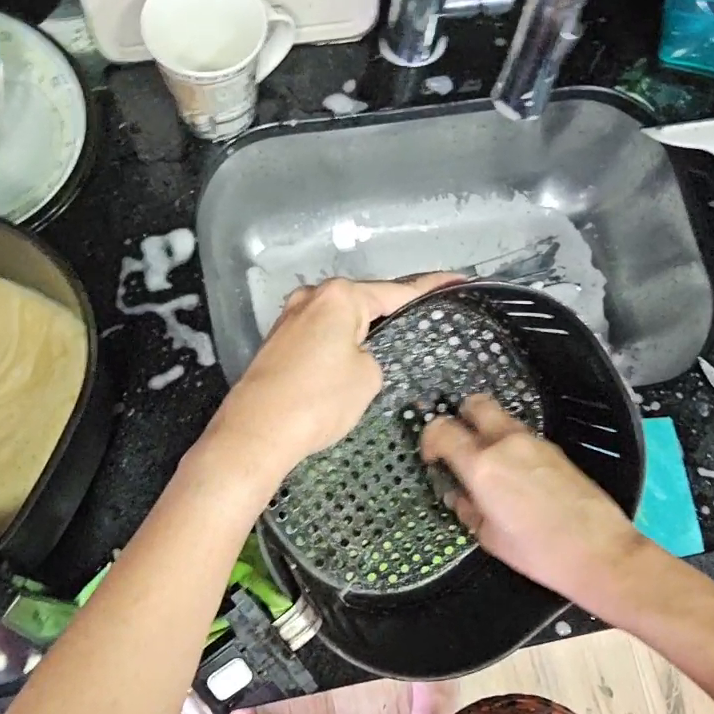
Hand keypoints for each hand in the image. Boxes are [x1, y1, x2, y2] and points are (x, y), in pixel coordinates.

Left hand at [208, 274, 462, 476]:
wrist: (256, 432)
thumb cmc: (318, 401)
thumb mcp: (368, 377)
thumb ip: (376, 355)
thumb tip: (359, 354)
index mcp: (340, 297)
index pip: (397, 290)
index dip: (431, 288)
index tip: (457, 281)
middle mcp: (313, 296)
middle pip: (365, 300)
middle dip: (394, 310)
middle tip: (428, 318)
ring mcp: (291, 317)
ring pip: (341, 318)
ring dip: (365, 329)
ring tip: (396, 341)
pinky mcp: (279, 341)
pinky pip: (322, 334)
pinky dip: (342, 342)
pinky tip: (356, 356)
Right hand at [421, 395, 647, 603]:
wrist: (600, 552)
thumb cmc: (540, 552)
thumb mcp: (490, 538)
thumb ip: (468, 509)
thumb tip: (459, 496)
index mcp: (482, 465)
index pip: (443, 430)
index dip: (429, 440)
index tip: (432, 458)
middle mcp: (507, 443)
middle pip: (475, 404)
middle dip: (460, 417)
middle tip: (458, 444)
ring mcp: (535, 442)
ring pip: (501, 419)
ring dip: (487, 432)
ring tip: (489, 465)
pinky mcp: (556, 450)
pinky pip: (523, 436)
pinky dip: (510, 445)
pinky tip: (516, 476)